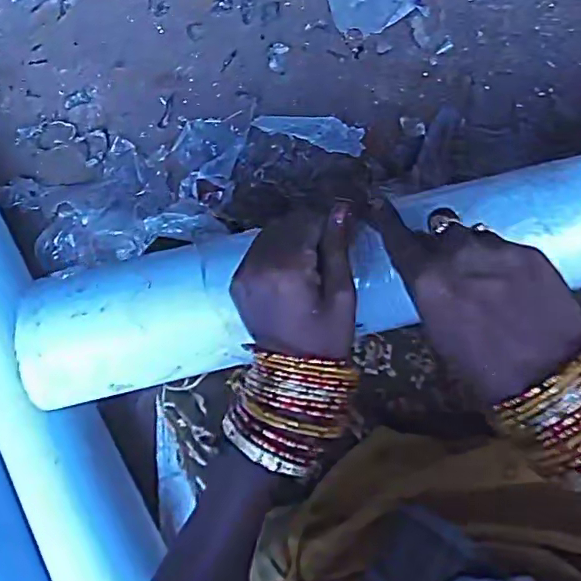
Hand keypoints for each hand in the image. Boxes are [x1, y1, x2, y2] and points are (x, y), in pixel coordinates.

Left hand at [230, 203, 358, 359]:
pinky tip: (291, 268)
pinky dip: (276, 250)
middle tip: (329, 246)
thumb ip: (338, 247)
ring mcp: (243, 272)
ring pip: (270, 233)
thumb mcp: (343, 293)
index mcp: (286, 268)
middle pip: (286, 223)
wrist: (294, 371)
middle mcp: (258, 264)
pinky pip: (258, 250)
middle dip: (309, 227)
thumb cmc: (327, 336)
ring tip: (310, 258)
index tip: (342, 231)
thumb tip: (341, 209)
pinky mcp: (237, 280)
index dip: (328, 222)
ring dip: (291, 237)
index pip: (307, 221)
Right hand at [367, 199, 580, 403]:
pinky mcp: (529, 251)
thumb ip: (429, 294)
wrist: (548, 375)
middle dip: (439, 244)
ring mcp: (497, 249)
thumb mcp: (439, 336)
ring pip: (473, 235)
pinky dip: (500, 259)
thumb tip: (429, 278)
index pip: (399, 237)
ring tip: (483, 275)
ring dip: (471, 249)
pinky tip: (511, 283)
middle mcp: (458, 254)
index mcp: (428, 279)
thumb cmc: (483, 371)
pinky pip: (503, 245)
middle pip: (439, 232)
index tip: (380, 204)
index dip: (387, 219)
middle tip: (448, 265)